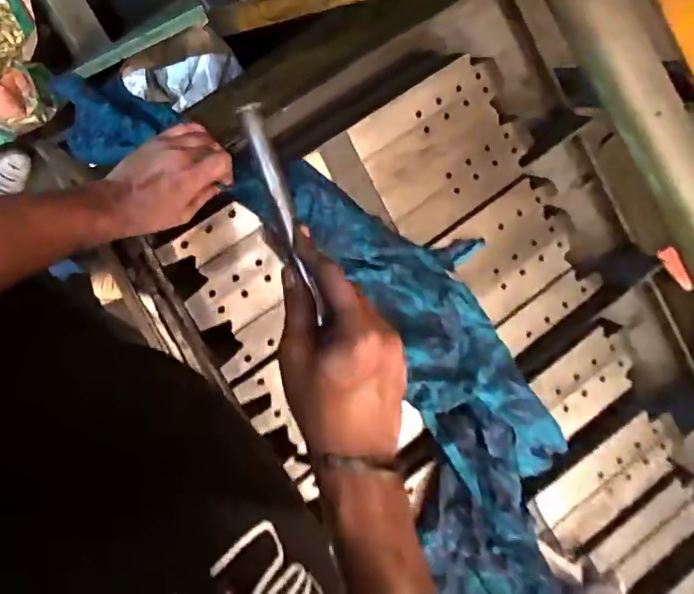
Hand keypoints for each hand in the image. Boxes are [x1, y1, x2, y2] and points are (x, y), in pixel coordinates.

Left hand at [100, 123, 231, 237]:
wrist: (116, 202)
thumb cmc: (149, 215)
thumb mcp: (182, 215)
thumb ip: (203, 197)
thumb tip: (217, 185)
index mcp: (190, 176)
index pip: (222, 159)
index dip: (228, 170)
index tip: (223, 181)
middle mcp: (183, 154)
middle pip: (213, 146)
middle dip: (218, 159)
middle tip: (214, 172)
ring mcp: (169, 143)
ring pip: (200, 134)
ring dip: (208, 145)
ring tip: (204, 157)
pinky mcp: (157, 138)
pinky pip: (183, 127)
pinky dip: (194, 132)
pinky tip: (194, 142)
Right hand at [279, 232, 406, 461]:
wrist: (357, 461)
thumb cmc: (318, 407)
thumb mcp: (295, 355)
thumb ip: (298, 309)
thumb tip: (294, 272)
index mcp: (359, 327)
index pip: (334, 276)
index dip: (313, 252)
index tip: (298, 231)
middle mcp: (385, 328)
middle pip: (350, 290)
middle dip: (324, 282)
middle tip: (298, 279)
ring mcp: (397, 343)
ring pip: (362, 307)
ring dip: (339, 303)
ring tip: (314, 317)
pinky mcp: (400, 357)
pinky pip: (372, 325)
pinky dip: (352, 320)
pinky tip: (335, 336)